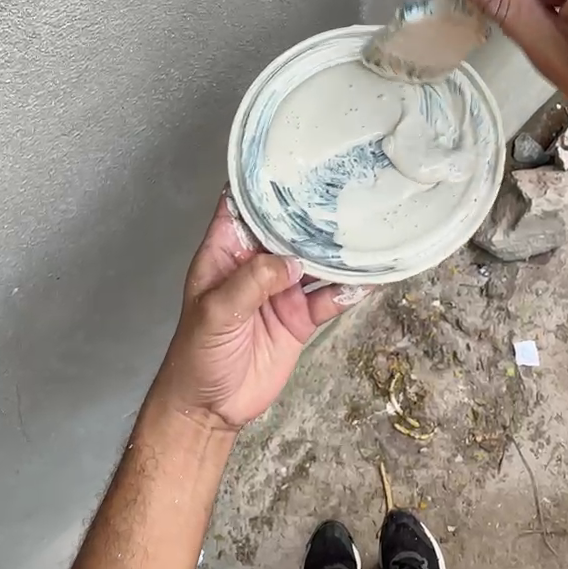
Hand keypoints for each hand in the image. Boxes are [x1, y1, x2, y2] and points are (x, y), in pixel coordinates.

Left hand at [147, 194, 369, 432]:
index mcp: (228, 251)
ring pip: (314, 261)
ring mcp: (281, 289)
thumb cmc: (197, 354)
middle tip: (345, 190)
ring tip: (366, 228)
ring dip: (337, 249)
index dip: (263, 182)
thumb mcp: (215, 313)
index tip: (293, 160)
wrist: (210, 408)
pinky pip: (329, 298)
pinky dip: (349, 288)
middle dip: (312, 212)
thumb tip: (291, 261)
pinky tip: (370, 276)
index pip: (244, 205)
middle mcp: (257, 262)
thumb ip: (251, 283)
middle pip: (287, 229)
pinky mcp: (300, 316)